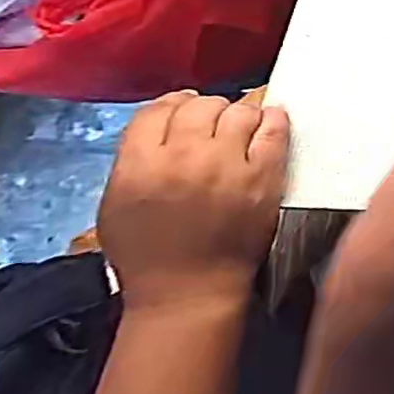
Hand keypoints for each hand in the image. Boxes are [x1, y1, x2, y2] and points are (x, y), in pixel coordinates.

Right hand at [98, 90, 288, 311]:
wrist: (189, 288)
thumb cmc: (150, 254)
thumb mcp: (118, 203)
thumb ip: (136, 160)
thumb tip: (165, 126)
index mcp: (138, 166)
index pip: (157, 111)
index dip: (173, 105)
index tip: (185, 107)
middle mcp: (183, 158)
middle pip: (202, 105)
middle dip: (209, 110)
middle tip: (215, 122)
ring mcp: (227, 164)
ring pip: (240, 110)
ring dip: (242, 114)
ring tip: (241, 127)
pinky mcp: (264, 173)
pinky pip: (274, 128)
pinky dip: (274, 119)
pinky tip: (271, 122)